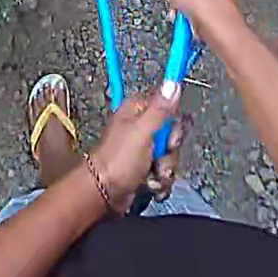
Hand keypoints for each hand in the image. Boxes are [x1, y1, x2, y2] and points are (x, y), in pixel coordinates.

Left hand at [86, 87, 178, 212]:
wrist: (103, 193)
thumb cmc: (118, 159)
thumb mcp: (143, 131)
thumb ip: (161, 108)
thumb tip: (173, 83)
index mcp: (138, 110)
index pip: (169, 107)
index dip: (174, 125)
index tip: (170, 138)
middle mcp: (141, 126)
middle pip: (172, 135)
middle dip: (169, 153)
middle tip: (158, 160)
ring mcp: (143, 148)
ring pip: (169, 155)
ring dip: (164, 170)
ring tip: (151, 176)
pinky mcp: (144, 167)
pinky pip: (163, 171)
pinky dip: (159, 181)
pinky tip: (150, 185)